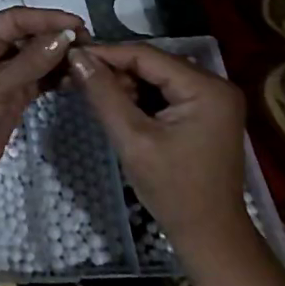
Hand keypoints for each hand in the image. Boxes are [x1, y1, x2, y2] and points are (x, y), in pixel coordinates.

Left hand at [0, 8, 83, 180]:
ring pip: (35, 58)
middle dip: (56, 39)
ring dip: (58, 59)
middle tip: (90, 46)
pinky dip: (54, 78)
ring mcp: (1, 74)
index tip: (79, 25)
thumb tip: (67, 36)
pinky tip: (75, 80)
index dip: (47, 18)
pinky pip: (37, 79)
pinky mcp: (11, 94)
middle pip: (27, 36)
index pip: (15, 19)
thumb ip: (33, 59)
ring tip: (87, 63)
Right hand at [68, 42, 251, 255]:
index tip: (70, 57)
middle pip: (152, 64)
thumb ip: (103, 94)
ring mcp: (212, 99)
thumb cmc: (172, 188)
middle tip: (76, 78)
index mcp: (206, 88)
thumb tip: (76, 56)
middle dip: (113, 70)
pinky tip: (115, 106)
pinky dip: (138, 97)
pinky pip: (164, 92)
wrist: (208, 232)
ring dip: (123, 83)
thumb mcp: (132, 138)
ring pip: (155, 77)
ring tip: (91, 93)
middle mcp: (215, 85)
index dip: (105, 53)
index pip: (146, 55)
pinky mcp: (205, 113)